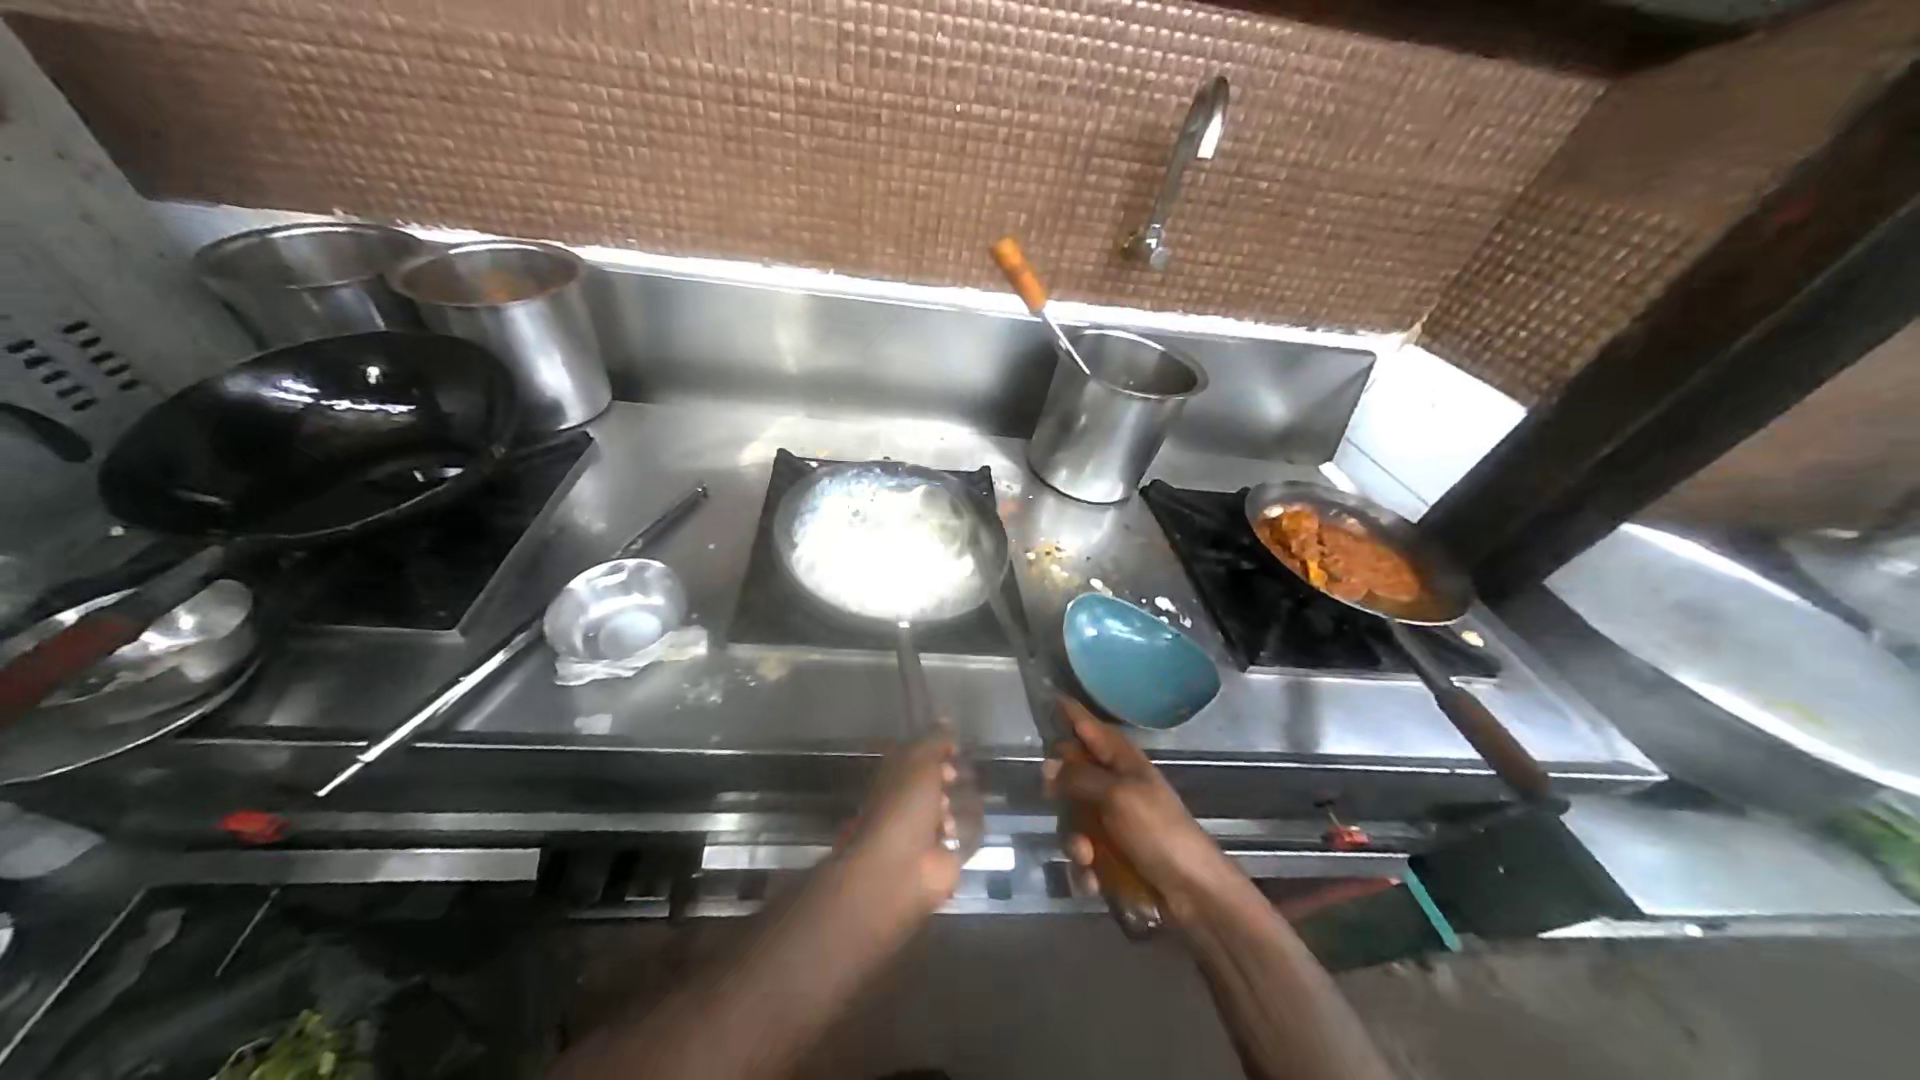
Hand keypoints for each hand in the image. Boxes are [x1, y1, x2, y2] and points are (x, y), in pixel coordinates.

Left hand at [838, 733, 965, 917]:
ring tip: (951, 813)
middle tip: (953, 780)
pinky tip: (961, 830)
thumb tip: (945, 719)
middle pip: (942, 780)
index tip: (954, 750)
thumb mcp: (918, 761)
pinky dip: (968, 831)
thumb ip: (935, 740)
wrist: (899, 868)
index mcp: (898, 777)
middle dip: (951, 778)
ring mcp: (929, 830)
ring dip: (958, 806)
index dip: (939, 751)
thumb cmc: (903, 806)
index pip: (923, 757)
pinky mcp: (947, 855)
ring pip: (956, 806)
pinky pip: (968, 834)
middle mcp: (912, 802)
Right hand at [1043, 699, 1235, 917]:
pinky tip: (1093, 880)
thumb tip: (1047, 765)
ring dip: (1074, 840)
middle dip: (1061, 793)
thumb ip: (1079, 777)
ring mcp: (1113, 823)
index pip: (1090, 728)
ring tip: (1085, 856)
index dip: (1072, 714)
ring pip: (1072, 819)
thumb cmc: (1158, 831)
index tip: (1050, 697)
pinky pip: (1083, 855)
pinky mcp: (1112, 857)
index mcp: (1122, 762)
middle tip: (1051, 798)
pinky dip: (1086, 870)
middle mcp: (1115, 786)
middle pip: (1072, 775)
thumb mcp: (1117, 795)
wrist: (1193, 893)